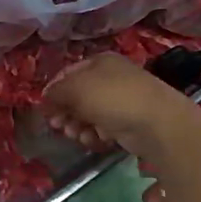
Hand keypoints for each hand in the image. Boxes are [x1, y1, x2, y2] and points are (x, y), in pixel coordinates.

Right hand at [44, 53, 188, 152]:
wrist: (156, 123)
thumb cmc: (113, 98)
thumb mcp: (76, 88)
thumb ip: (55, 92)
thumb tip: (45, 98)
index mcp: (98, 62)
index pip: (65, 74)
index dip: (52, 92)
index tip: (44, 110)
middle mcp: (109, 78)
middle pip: (75, 96)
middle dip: (64, 113)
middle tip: (59, 126)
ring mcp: (119, 100)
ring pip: (86, 114)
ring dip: (77, 126)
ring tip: (79, 135)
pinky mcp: (126, 121)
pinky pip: (101, 127)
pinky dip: (94, 134)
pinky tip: (96, 139)